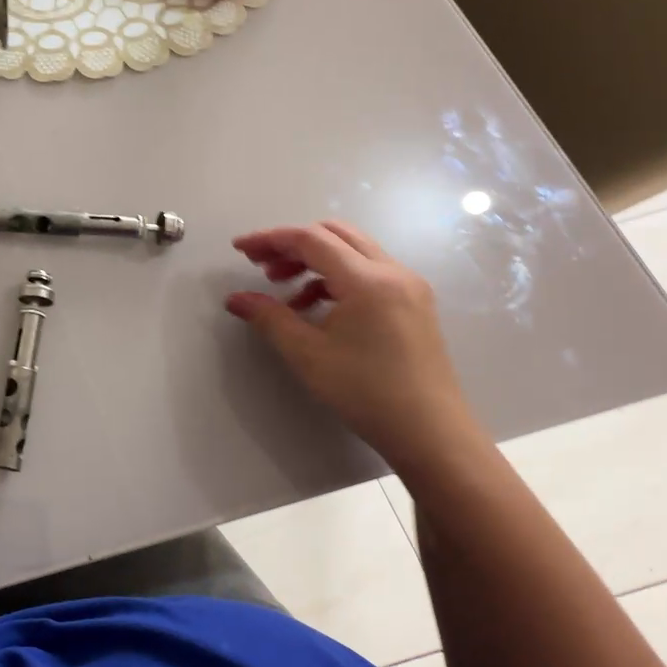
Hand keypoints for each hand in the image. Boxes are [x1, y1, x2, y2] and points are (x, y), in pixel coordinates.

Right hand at [224, 220, 481, 468]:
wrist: (429, 432)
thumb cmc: (365, 391)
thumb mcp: (306, 353)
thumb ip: (269, 317)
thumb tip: (236, 299)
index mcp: (368, 280)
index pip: (312, 239)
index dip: (270, 239)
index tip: (239, 249)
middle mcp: (393, 273)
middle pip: (336, 234)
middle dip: (292, 243)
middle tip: (260, 264)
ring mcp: (408, 287)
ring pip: (353, 251)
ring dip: (313, 259)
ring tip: (282, 288)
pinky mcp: (413, 304)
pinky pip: (368, 272)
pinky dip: (334, 277)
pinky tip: (314, 307)